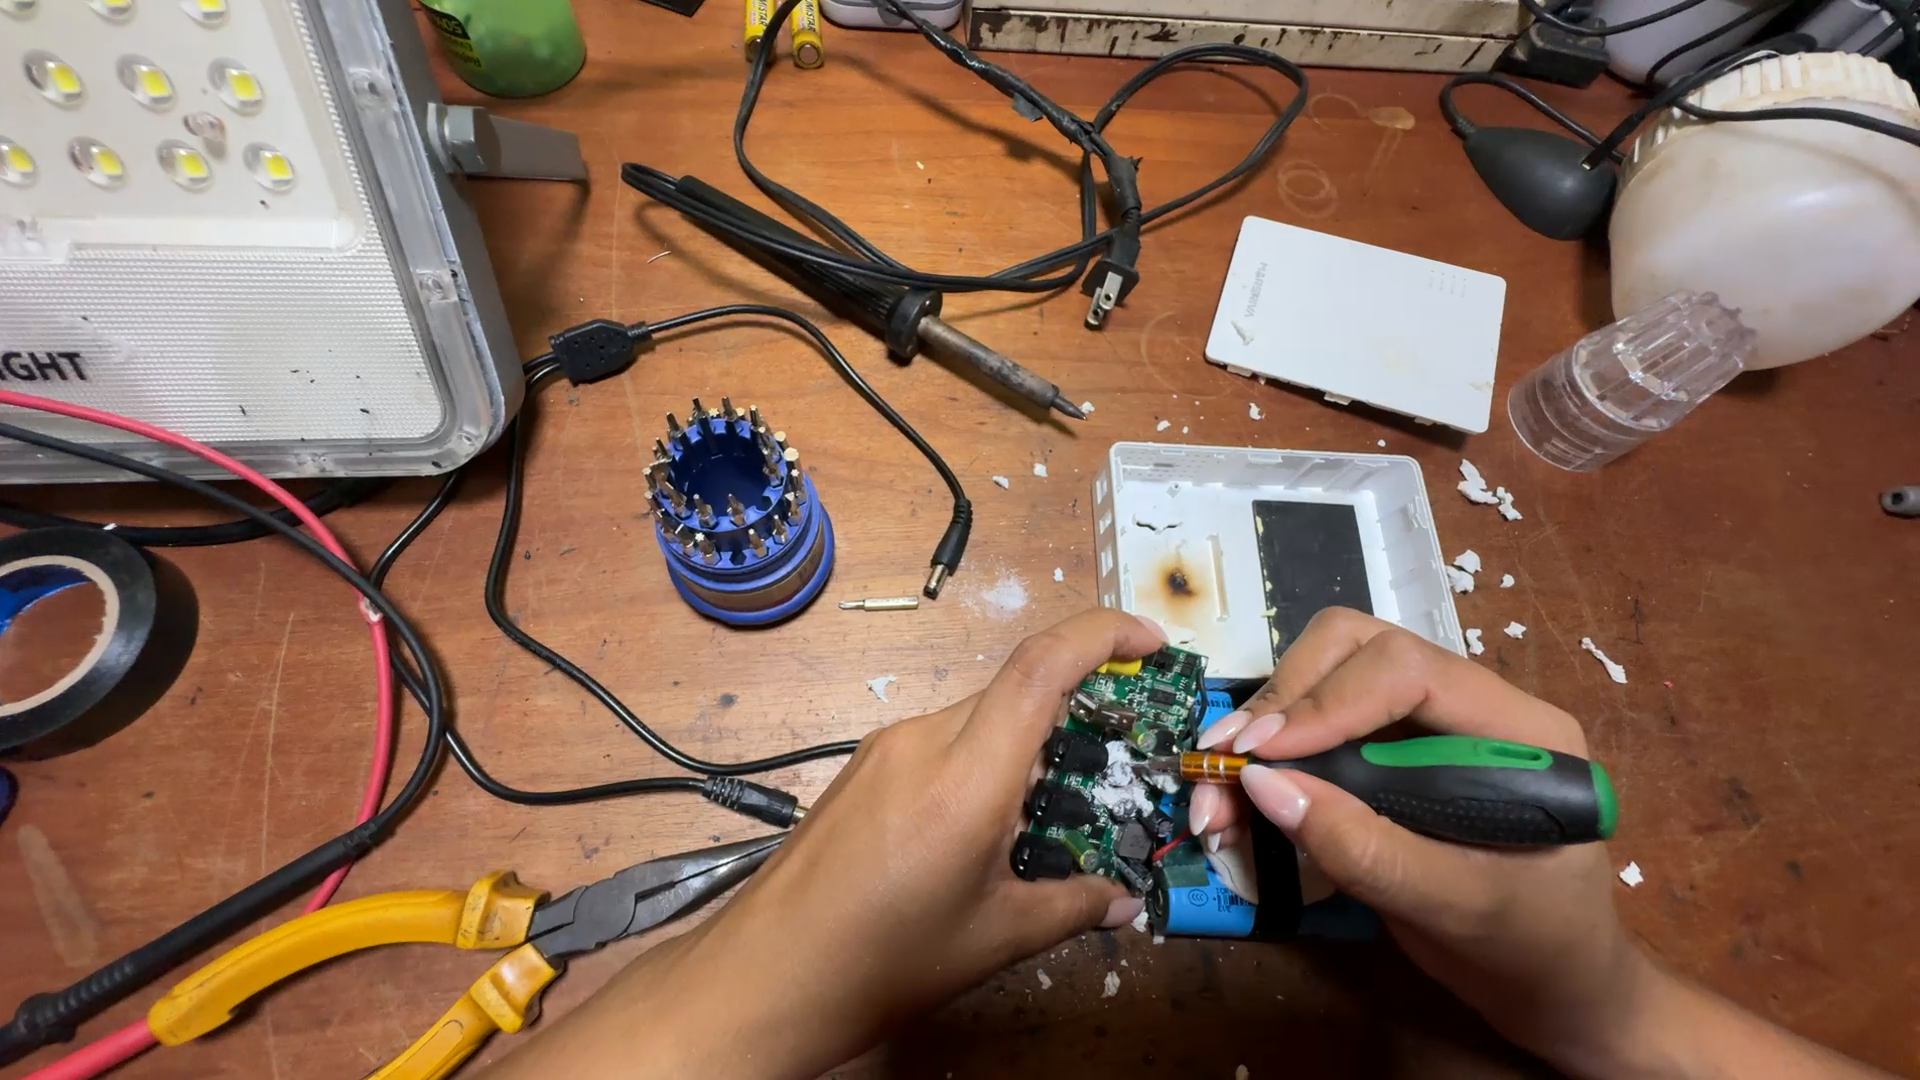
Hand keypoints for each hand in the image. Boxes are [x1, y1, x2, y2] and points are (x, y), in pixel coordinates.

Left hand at [494, 609, 1162, 1079]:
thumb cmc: (883, 960)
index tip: (1151, 640)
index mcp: (967, 776)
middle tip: (1117, 746)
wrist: (763, 973)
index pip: (1040, 667)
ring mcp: (889, 744)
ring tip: (1050, 801)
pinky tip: (987, 816)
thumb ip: (1071, 908)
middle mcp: (925, 737)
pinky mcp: (867, 760)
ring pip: (981, 712)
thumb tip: (1126, 902)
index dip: (1101, 633)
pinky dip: (985, 755)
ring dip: (1028, 737)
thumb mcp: (993, 939)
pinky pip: (944, 735)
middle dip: (1077, 700)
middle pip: (1016, 687)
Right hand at [1186, 608, 1648, 1069]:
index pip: (1407, 671)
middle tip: (1229, 757)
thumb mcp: (1456, 908)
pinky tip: (1229, 792)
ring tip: (1214, 783)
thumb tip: (1259, 783)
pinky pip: (1301, 713)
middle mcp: (1459, 699)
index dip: (1327, 702)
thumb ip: (1365, 848)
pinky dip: (1256, 747)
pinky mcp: (1373, 737)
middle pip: (1350, 647)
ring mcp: (1411, 714)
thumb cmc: (1528, 945)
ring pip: (1315, 669)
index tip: (1262, 753)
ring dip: (1256, 722)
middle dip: (1281, 699)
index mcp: (1515, 729)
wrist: (1540, 976)